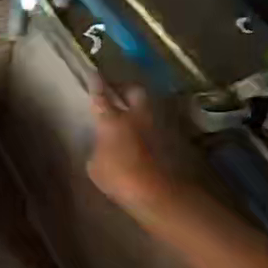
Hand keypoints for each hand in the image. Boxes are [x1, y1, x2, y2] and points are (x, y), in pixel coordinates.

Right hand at [87, 84, 180, 211]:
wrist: (161, 194)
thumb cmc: (120, 179)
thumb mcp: (96, 166)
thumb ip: (98, 149)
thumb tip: (103, 145)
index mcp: (112, 120)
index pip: (101, 95)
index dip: (96, 84)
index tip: (93, 73)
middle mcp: (137, 115)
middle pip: (134, 91)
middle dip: (125, 88)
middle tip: (118, 92)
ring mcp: (159, 125)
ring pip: (150, 106)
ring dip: (141, 107)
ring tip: (133, 113)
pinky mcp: (175, 139)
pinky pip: (159, 125)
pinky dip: (152, 126)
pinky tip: (146, 135)